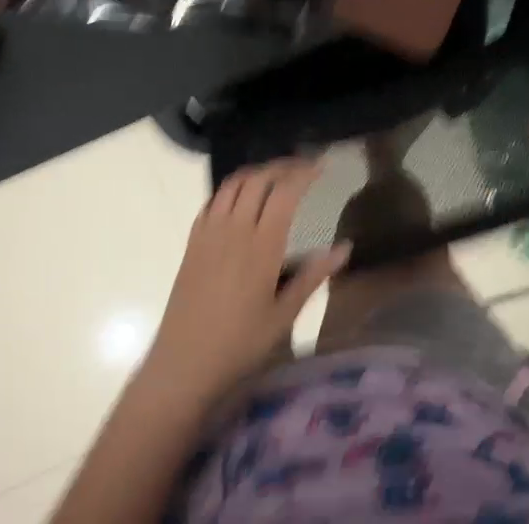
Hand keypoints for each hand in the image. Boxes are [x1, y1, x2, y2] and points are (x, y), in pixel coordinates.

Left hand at [145, 159, 348, 396]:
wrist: (184, 361)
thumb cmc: (240, 343)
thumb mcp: (284, 315)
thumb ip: (312, 276)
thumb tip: (345, 248)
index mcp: (261, 245)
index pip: (285, 192)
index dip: (304, 173)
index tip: (322, 166)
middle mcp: (233, 229)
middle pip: (258, 179)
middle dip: (282, 166)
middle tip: (303, 168)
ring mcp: (209, 232)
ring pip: (232, 184)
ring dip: (256, 172)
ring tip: (275, 177)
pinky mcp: (192, 242)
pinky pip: (213, 201)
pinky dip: (232, 189)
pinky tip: (241, 201)